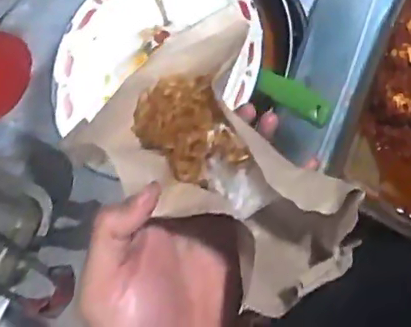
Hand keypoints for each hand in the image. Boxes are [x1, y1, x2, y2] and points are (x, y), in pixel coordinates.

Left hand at [78, 108, 280, 326]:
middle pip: (220, 158)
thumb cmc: (129, 321)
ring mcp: (224, 223)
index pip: (182, 156)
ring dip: (262, 148)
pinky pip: (269, 209)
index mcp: (163, 206)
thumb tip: (150, 185)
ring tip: (275, 124)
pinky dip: (289, 186)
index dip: (199, 127)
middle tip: (257, 110)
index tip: (218, 104)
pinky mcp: (248, 244)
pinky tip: (306, 166)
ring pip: (245, 175)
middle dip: (238, 131)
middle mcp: (195, 206)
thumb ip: (112, 231)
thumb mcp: (103, 281)